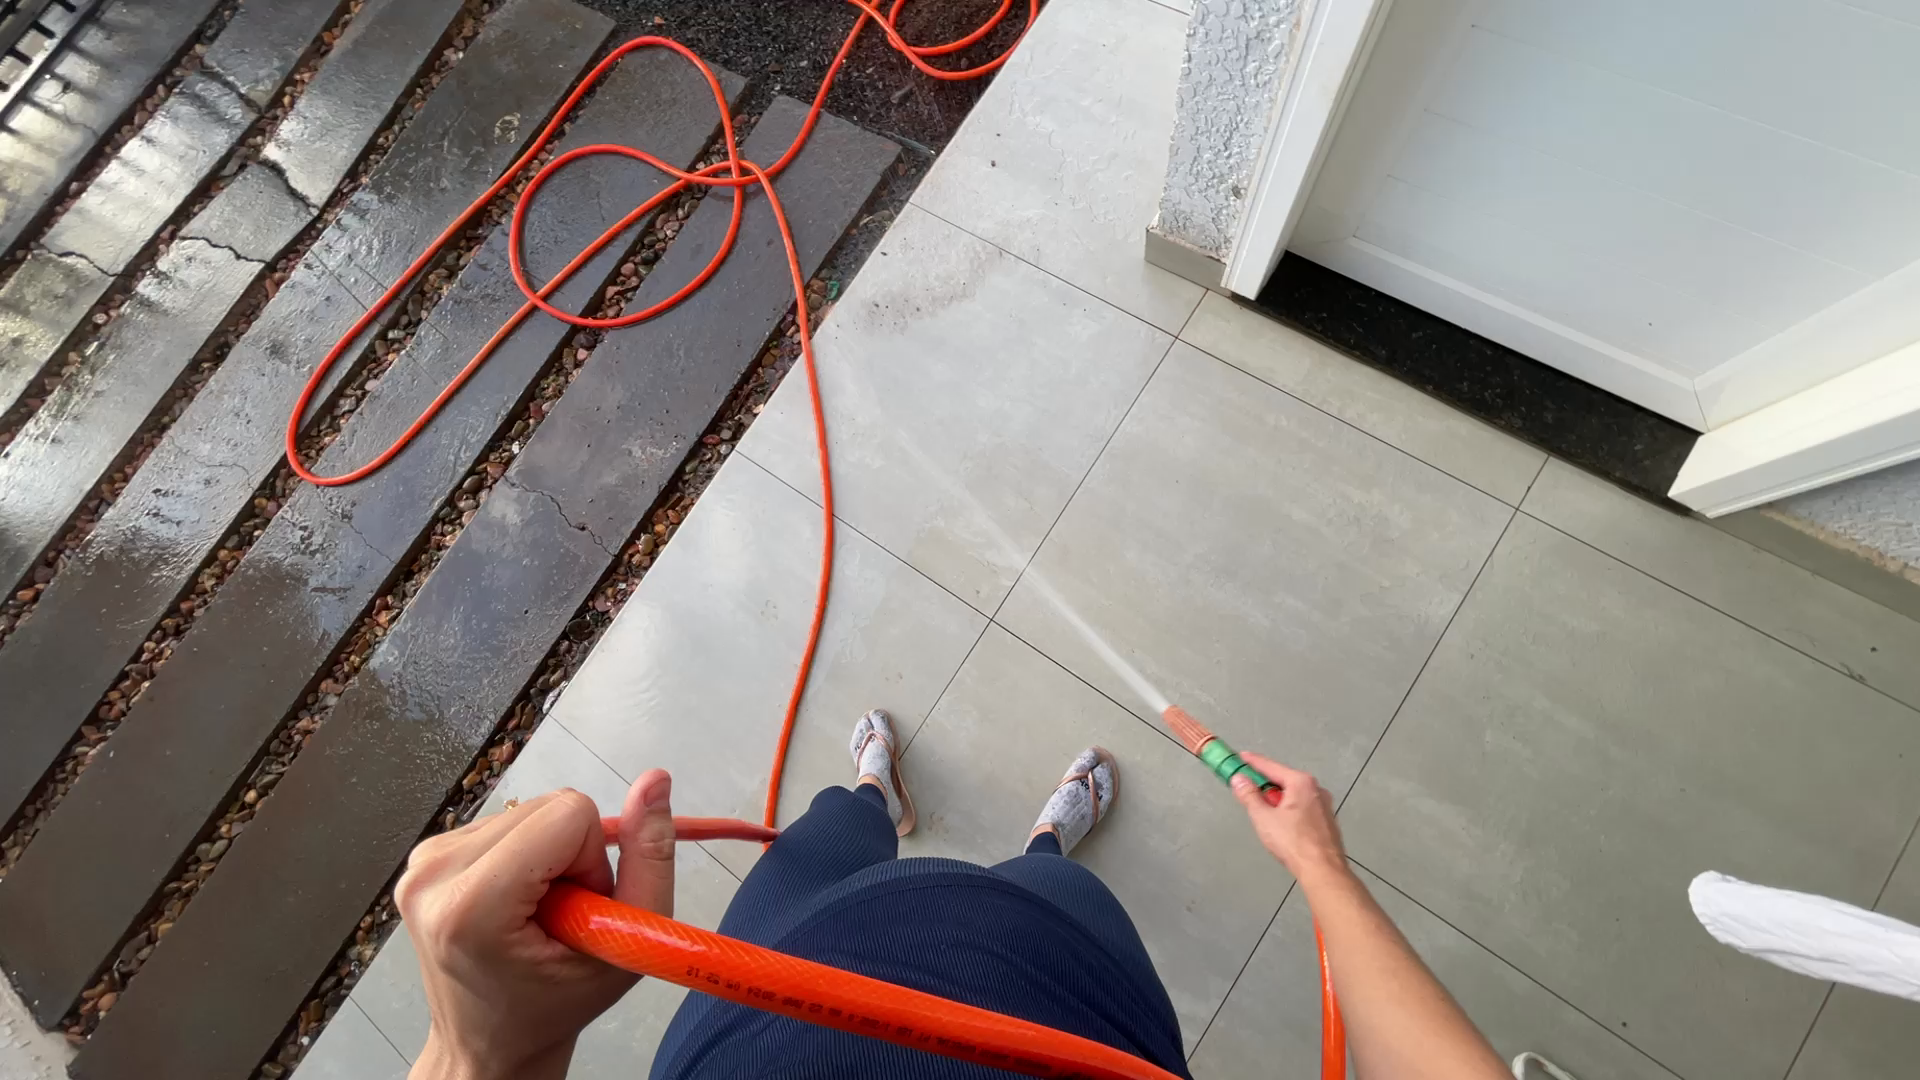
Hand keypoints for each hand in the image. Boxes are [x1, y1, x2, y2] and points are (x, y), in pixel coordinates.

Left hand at [396, 770, 676, 1079]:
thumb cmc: (558, 1005)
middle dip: (575, 852)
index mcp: (471, 903)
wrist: (486, 1045)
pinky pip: (514, 818)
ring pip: (536, 808)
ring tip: (540, 909)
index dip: (593, 859)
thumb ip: (650, 856)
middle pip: (552, 806)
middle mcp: (433, 872)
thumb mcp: (629, 940)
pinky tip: (518, 898)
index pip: (571, 813)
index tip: (579, 909)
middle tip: (563, 911)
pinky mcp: (428, 853)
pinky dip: (531, 851)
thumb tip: (656, 778)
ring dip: (555, 852)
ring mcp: (424, 860)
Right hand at [1229, 752, 1348, 883]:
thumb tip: (1239, 778)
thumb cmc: (1292, 841)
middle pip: (1284, 779)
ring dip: (1277, 796)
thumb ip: (1249, 795)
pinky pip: (1302, 806)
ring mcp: (1324, 806)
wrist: (1324, 872)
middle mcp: (1316, 789)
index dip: (1253, 762)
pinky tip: (1281, 820)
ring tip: (1262, 805)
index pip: (1271, 766)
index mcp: (1301, 782)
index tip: (1240, 756)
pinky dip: (1289, 807)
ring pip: (1294, 794)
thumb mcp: (1263, 817)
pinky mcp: (1328, 822)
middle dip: (1265, 781)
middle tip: (1247, 784)